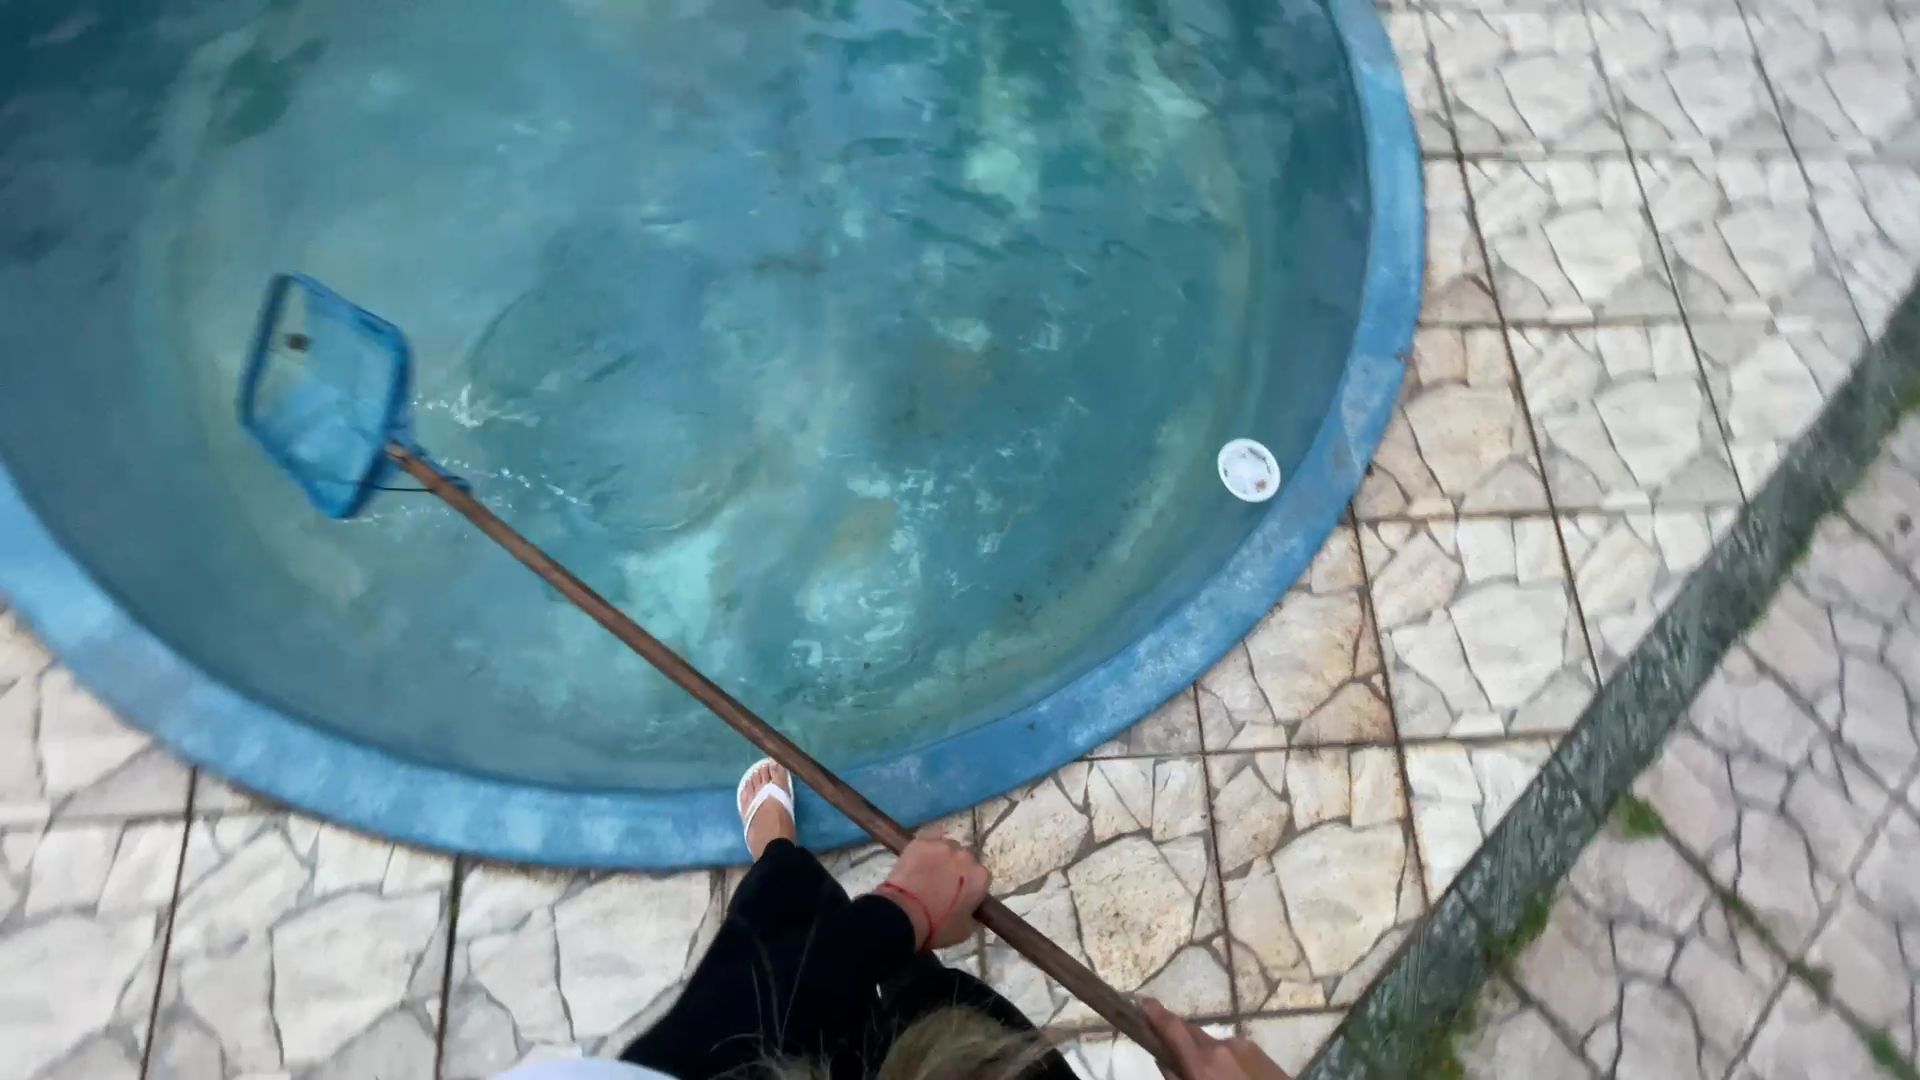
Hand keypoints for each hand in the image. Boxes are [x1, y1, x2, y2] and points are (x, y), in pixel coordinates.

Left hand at [875, 835, 989, 950]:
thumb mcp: (964, 930)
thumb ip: (972, 913)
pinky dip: (928, 843)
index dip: (970, 886)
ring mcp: (943, 844)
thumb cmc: (936, 927)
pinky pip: (930, 835)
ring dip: (942, 856)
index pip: (980, 877)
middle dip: (957, 869)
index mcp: (980, 877)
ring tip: (927, 871)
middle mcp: (966, 855)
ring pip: (947, 846)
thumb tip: (968, 908)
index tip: (960, 896)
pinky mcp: (922, 840)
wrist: (904, 914)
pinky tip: (922, 853)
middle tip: (943, 885)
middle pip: (964, 859)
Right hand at [1143, 999, 1292, 1079]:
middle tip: (1174, 1055)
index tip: (1141, 1001)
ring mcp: (1243, 1046)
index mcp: (1203, 1066)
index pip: (1172, 1028)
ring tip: (1214, 1079)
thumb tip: (1162, 1058)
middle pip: (1190, 1032)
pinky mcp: (1260, 1051)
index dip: (1154, 1013)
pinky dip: (1226, 1060)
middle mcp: (1220, 1048)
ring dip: (1205, 1054)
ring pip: (1212, 1043)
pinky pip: (1233, 1049)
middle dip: (1179, 1038)